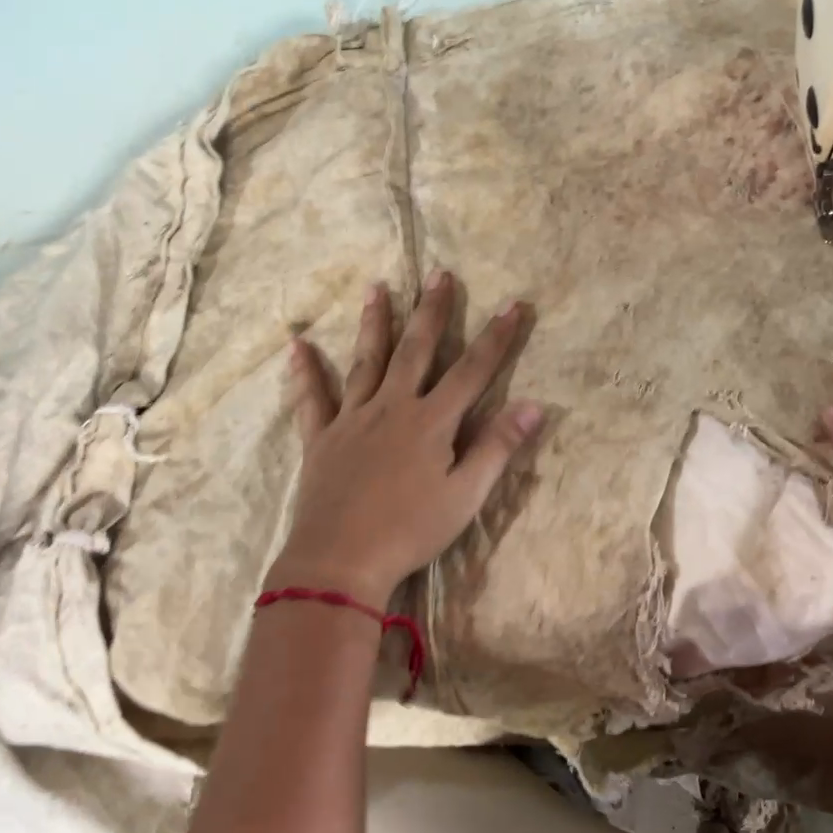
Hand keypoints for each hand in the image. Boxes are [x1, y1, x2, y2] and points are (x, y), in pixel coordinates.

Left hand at [267, 269, 543, 603]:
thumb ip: (497, 447)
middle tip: (440, 275)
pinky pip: (312, 399)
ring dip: (375, 323)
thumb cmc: (412, 530)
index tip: (514, 305)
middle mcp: (391, 408)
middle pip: (416, 351)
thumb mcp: (466, 495)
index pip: (472, 371)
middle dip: (432, 312)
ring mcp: (352, 420)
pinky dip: (305, 372)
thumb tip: (534, 405)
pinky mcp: (321, 440)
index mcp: (431, 422)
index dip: (496, 338)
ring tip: (378, 287)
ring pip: (366, 361)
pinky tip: (298, 346)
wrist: (341, 558)